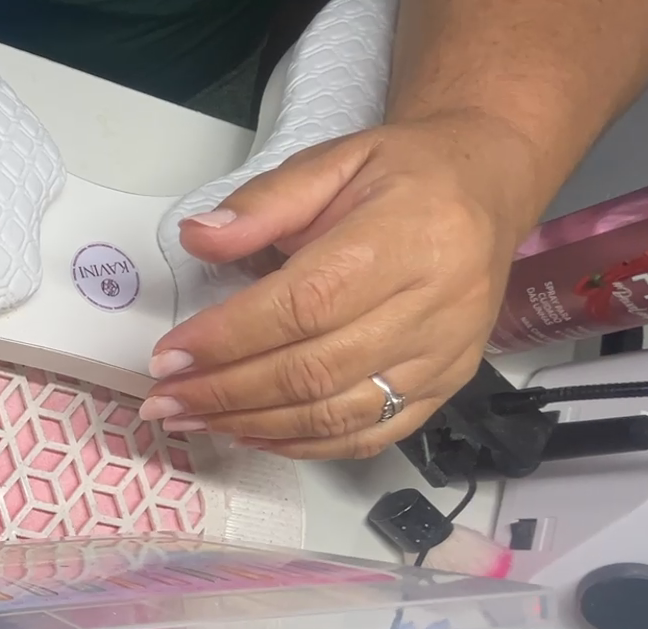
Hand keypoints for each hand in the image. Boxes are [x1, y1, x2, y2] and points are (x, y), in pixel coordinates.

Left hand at [142, 112, 540, 458]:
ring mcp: (443, 353)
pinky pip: (365, 435)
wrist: (488, 186)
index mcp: (407, 238)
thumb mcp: (329, 165)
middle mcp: (435, 304)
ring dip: (246, 423)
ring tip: (185, 420)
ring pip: (331, 412)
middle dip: (221, 392)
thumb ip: (260, 205)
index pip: (301, 306)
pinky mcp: (444, 386)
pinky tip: (244, 435)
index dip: (224, 339)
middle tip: (160, 402)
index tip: (164, 359)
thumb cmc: (396, 177)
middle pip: (310, 370)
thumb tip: (196, 236)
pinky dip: (297, 445)